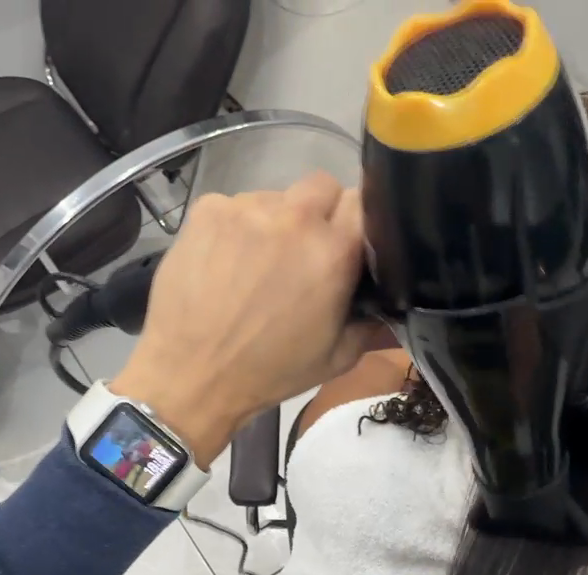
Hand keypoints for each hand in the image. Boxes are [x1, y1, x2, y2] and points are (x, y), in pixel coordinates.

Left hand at [109, 172, 366, 466]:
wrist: (191, 376)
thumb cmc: (269, 372)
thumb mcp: (335, 359)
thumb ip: (372, 326)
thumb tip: (395, 311)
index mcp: (334, 252)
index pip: (364, 201)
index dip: (357, 221)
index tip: (347, 244)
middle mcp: (294, 218)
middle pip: (322, 186)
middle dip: (319, 213)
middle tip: (303, 252)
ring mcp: (246, 209)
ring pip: (275, 197)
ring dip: (275, 221)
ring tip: (257, 264)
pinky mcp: (208, 210)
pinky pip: (234, 205)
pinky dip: (236, 227)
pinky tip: (225, 262)